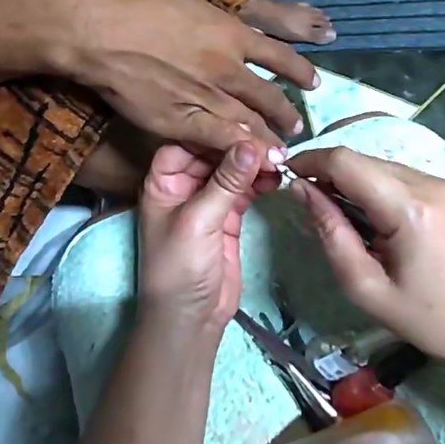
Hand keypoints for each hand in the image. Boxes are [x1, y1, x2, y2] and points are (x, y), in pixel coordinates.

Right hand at [64, 0, 316, 152]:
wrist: (103, 32)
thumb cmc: (139, 8)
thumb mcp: (191, 4)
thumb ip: (216, 26)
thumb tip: (231, 34)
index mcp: (230, 33)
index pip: (279, 55)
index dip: (299, 71)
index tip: (311, 82)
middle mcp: (227, 66)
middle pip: (268, 95)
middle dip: (286, 113)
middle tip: (297, 126)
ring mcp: (206, 96)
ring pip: (249, 121)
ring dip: (270, 136)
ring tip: (280, 147)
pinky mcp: (182, 120)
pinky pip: (219, 138)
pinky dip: (240, 149)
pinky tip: (254, 158)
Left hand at [138, 141, 278, 334]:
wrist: (191, 318)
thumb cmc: (179, 267)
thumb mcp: (198, 221)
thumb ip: (226, 182)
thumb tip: (252, 145)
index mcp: (163, 180)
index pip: (188, 141)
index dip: (215, 131)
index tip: (248, 125)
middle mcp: (184, 184)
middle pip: (214, 152)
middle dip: (242, 146)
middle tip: (274, 143)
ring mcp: (207, 199)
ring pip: (233, 169)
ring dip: (255, 163)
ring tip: (281, 159)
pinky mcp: (228, 215)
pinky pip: (245, 188)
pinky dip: (261, 181)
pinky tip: (278, 176)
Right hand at [285, 147, 444, 357]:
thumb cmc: (424, 317)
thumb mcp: (364, 286)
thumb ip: (330, 232)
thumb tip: (300, 188)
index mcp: (411, 210)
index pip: (348, 163)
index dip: (311, 161)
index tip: (287, 174)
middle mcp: (431, 184)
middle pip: (362, 159)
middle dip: (327, 171)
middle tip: (306, 198)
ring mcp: (444, 182)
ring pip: (377, 164)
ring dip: (349, 178)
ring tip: (334, 210)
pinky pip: (396, 174)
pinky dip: (371, 184)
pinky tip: (365, 212)